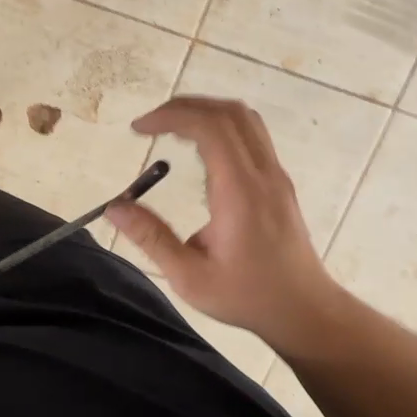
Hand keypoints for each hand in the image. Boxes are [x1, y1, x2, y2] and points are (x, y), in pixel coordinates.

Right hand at [106, 96, 350, 356]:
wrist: (303, 309)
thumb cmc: (245, 296)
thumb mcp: (187, 275)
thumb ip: (150, 238)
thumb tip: (114, 207)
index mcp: (239, 192)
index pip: (210, 128)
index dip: (171, 116)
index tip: (138, 129)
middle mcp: (262, 174)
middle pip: (229, 113)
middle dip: (184, 107)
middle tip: (148, 123)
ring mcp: (275, 176)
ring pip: (245, 119)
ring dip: (205, 112)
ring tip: (169, 127)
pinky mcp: (277, 183)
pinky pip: (251, 136)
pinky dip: (220, 127)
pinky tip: (197, 147)